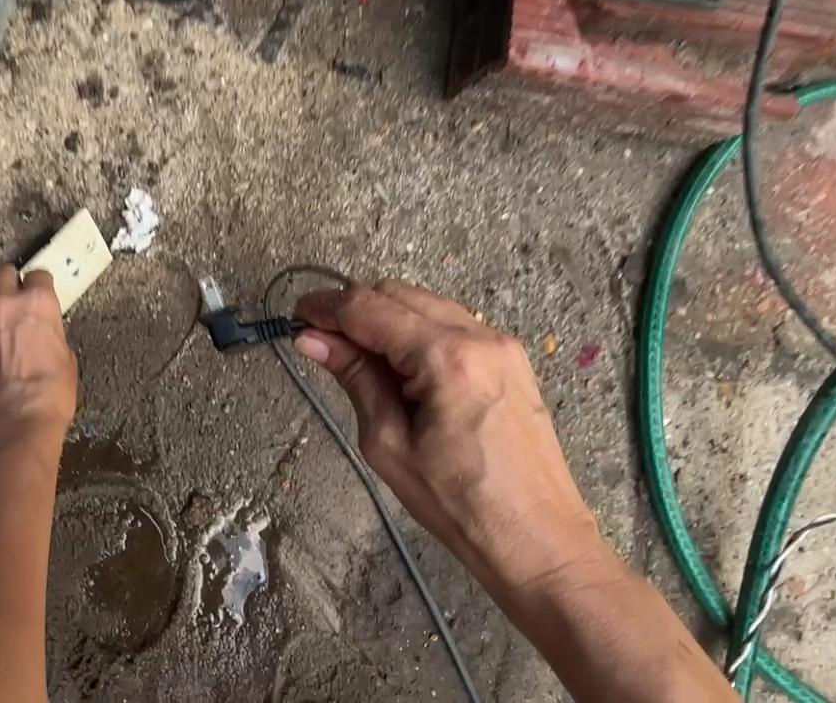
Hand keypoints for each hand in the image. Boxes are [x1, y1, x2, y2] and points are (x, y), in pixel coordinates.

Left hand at [0, 265, 77, 433]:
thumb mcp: (66, 358)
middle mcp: (6, 303)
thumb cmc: (46, 395)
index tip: (41, 291)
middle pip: (4, 273)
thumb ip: (51, 334)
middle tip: (17, 295)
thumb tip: (45, 334)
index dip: (41, 285)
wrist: (13, 421)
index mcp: (38, 303)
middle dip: (11, 282)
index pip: (38, 275)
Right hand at [293, 281, 604, 592]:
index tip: (295, 318)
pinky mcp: (509, 358)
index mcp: (446, 357)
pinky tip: (397, 364)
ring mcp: (500, 343)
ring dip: (382, 316)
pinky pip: (448, 321)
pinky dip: (413, 328)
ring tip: (355, 355)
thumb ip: (353, 377)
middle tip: (321, 341)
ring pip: (422, 301)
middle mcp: (478, 335)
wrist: (541, 543)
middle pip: (395, 293)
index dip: (325, 307)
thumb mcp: (387, 443)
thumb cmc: (459, 505)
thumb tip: (310, 338)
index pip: (369, 307)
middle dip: (352, 308)